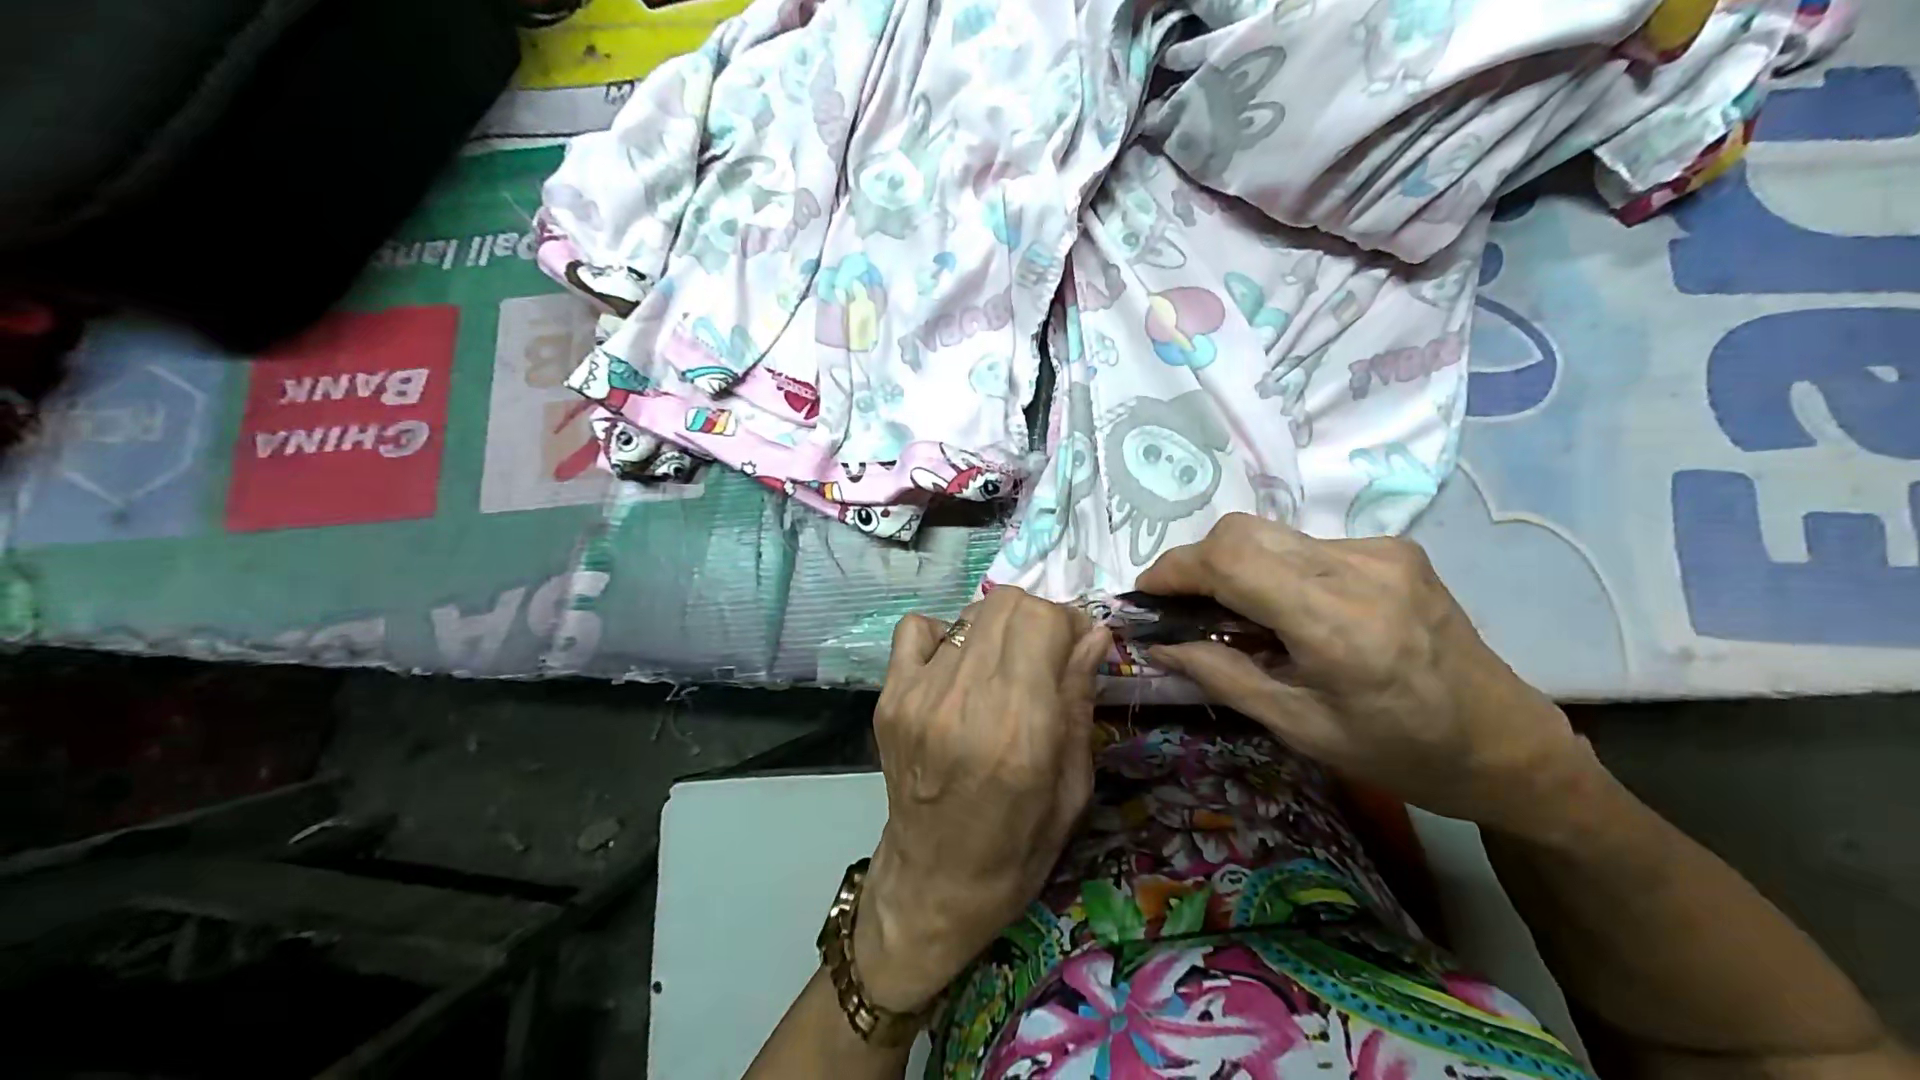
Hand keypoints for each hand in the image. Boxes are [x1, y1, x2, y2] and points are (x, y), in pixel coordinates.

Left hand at [855, 587, 1109, 1011]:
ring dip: (998, 628)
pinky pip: (917, 627)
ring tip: (1004, 667)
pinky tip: (956, 668)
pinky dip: (946, 635)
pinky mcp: (889, 697)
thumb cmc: (1018, 847)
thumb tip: (1094, 633)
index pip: (1043, 619)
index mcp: (1020, 728)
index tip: (1078, 647)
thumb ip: (1079, 700)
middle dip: (1038, 618)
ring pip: (969, 613)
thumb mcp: (1072, 786)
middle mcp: (965, 700)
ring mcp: (919, 695)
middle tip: (1046, 654)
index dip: (1070, 623)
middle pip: (1006, 604)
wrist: (934, 884)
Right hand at [1136, 513, 1600, 836]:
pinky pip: (1305, 543)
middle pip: (1243, 531)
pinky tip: (1285, 609)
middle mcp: (1361, 570)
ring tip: (1235, 614)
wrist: (1508, 744)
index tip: (1147, 593)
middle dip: (1198, 562)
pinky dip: (1273, 568)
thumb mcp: (1301, 729)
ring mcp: (1382, 552)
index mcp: (1339, 625)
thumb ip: (1223, 676)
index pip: (1232, 560)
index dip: (1176, 568)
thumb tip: (1159, 646)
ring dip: (1234, 565)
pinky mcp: (1394, 548)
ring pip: (1271, 534)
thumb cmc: (1402, 753)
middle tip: (1183, 606)